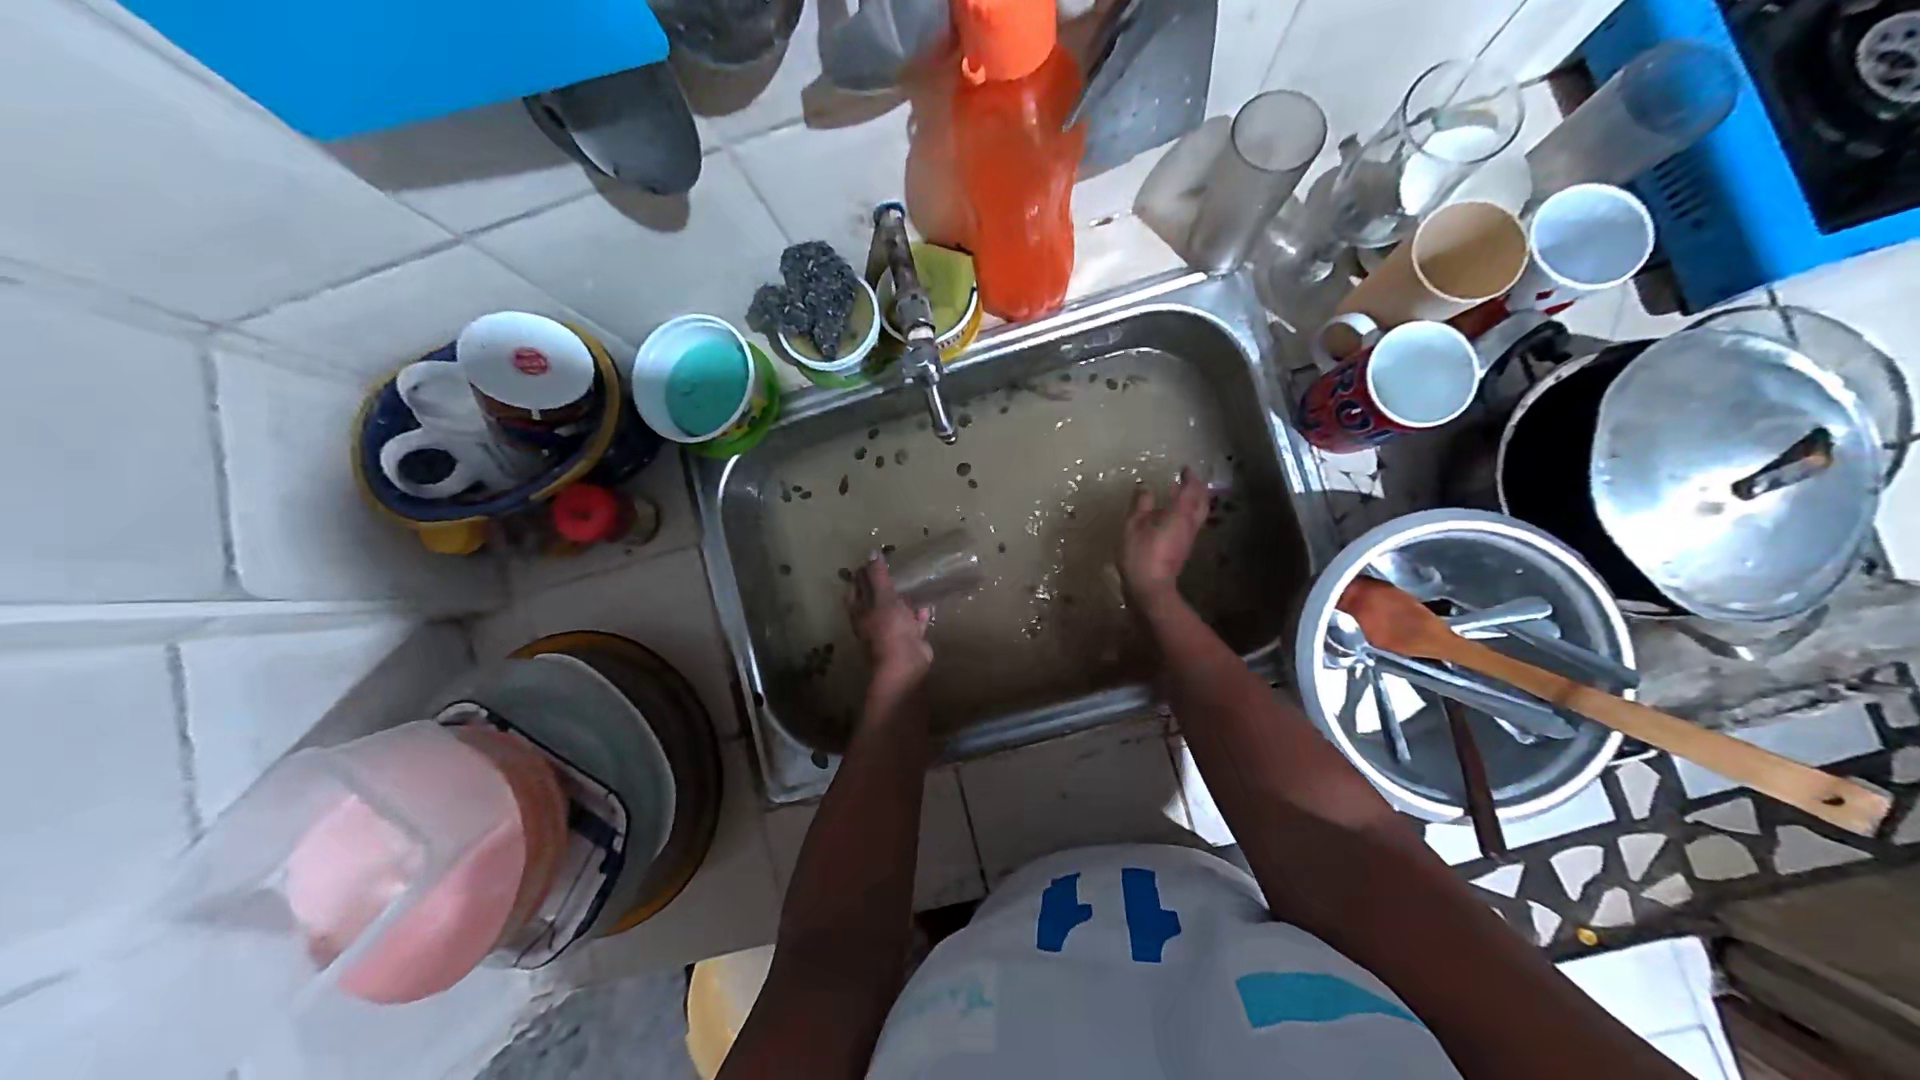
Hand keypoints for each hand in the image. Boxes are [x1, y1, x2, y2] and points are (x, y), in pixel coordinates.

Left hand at [847, 556, 932, 692]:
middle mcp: (873, 621)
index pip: (855, 589)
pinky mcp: (908, 639)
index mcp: (860, 612)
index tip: (872, 562)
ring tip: (911, 584)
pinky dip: (918, 615)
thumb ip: (878, 576)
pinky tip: (925, 606)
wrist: (905, 664)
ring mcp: (891, 631)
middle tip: (894, 570)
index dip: (861, 575)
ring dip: (902, 601)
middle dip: (884, 586)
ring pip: (895, 612)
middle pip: (875, 600)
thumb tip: (873, 553)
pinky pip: (913, 624)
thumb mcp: (882, 598)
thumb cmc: (889, 629)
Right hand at [1121, 466, 1209, 608]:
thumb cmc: (1141, 554)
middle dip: (1197, 488)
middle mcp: (1189, 524)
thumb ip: (1141, 504)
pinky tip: (1170, 515)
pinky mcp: (1182, 549)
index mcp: (1180, 514)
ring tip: (1179, 494)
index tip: (1185, 468)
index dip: (1189, 477)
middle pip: (1201, 501)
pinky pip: (1189, 524)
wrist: (1151, 589)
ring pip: (1197, 514)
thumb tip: (1146, 486)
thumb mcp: (1134, 525)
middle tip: (1188, 479)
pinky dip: (1185, 513)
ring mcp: (1188, 538)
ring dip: (1192, 501)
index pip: (1191, 489)